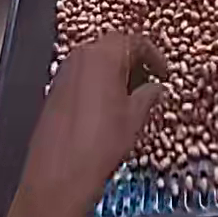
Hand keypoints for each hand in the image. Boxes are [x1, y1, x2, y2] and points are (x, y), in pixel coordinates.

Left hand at [16, 32, 167, 216]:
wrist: (58, 175)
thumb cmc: (100, 143)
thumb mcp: (134, 117)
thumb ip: (148, 95)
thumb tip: (155, 88)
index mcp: (104, 55)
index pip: (135, 41)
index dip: (153, 56)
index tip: (163, 72)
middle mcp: (82, 56)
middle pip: (113, 46)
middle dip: (133, 61)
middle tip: (149, 82)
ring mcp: (65, 71)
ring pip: (96, 60)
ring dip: (115, 71)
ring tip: (130, 97)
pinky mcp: (55, 88)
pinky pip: (82, 74)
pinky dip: (98, 82)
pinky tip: (107, 107)